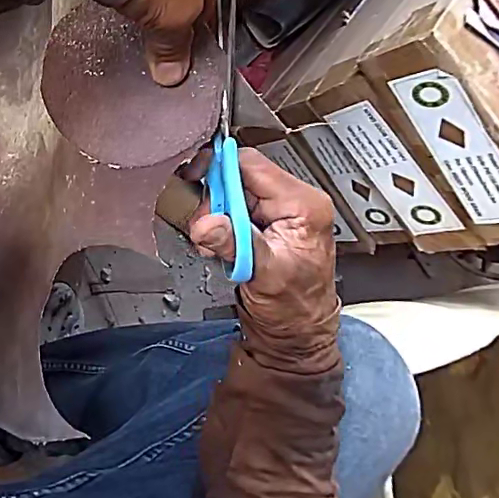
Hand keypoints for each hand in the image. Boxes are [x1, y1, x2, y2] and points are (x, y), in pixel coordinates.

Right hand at [188, 148, 338, 331]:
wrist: (296, 331)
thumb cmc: (296, 308)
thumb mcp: (266, 275)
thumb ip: (236, 244)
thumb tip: (207, 224)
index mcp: (303, 204)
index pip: (252, 165)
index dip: (219, 168)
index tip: (195, 178)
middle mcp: (291, 201)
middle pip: (236, 177)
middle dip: (214, 201)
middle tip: (206, 227)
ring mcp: (275, 211)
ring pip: (229, 193)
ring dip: (213, 216)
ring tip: (216, 244)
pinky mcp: (260, 222)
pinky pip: (229, 210)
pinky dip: (217, 226)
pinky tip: (220, 245)